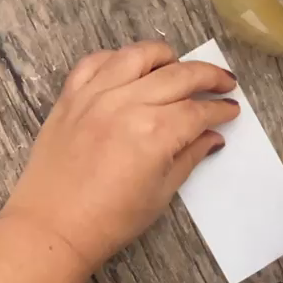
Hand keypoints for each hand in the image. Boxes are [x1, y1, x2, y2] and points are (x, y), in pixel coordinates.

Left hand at [1, 42, 238, 269]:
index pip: (198, 110)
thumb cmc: (108, 220)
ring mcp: (94, 96)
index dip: (220, 110)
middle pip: (178, 75)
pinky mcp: (69, 97)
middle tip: (223, 83)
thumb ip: (188, 157)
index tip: (231, 110)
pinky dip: (116, 59)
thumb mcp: (160, 193)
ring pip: (137, 56)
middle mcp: (126, 104)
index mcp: (154, 132)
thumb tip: (211, 137)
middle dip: (208, 76)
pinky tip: (129, 68)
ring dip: (165, 57)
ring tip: (178, 66)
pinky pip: (94, 62)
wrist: (51, 226)